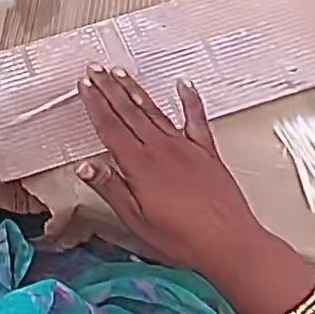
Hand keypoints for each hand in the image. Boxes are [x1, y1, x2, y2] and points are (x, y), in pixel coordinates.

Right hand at [74, 68, 267, 271]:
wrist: (230, 244)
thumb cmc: (181, 238)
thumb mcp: (135, 218)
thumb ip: (110, 188)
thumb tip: (84, 166)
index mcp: (139, 164)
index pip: (109, 126)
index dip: (94, 103)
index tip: (84, 85)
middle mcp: (160, 149)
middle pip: (128, 111)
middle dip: (108, 87)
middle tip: (95, 69)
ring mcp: (185, 147)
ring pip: (153, 110)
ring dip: (134, 89)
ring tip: (120, 73)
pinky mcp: (206, 152)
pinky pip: (196, 119)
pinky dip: (189, 100)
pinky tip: (183, 85)